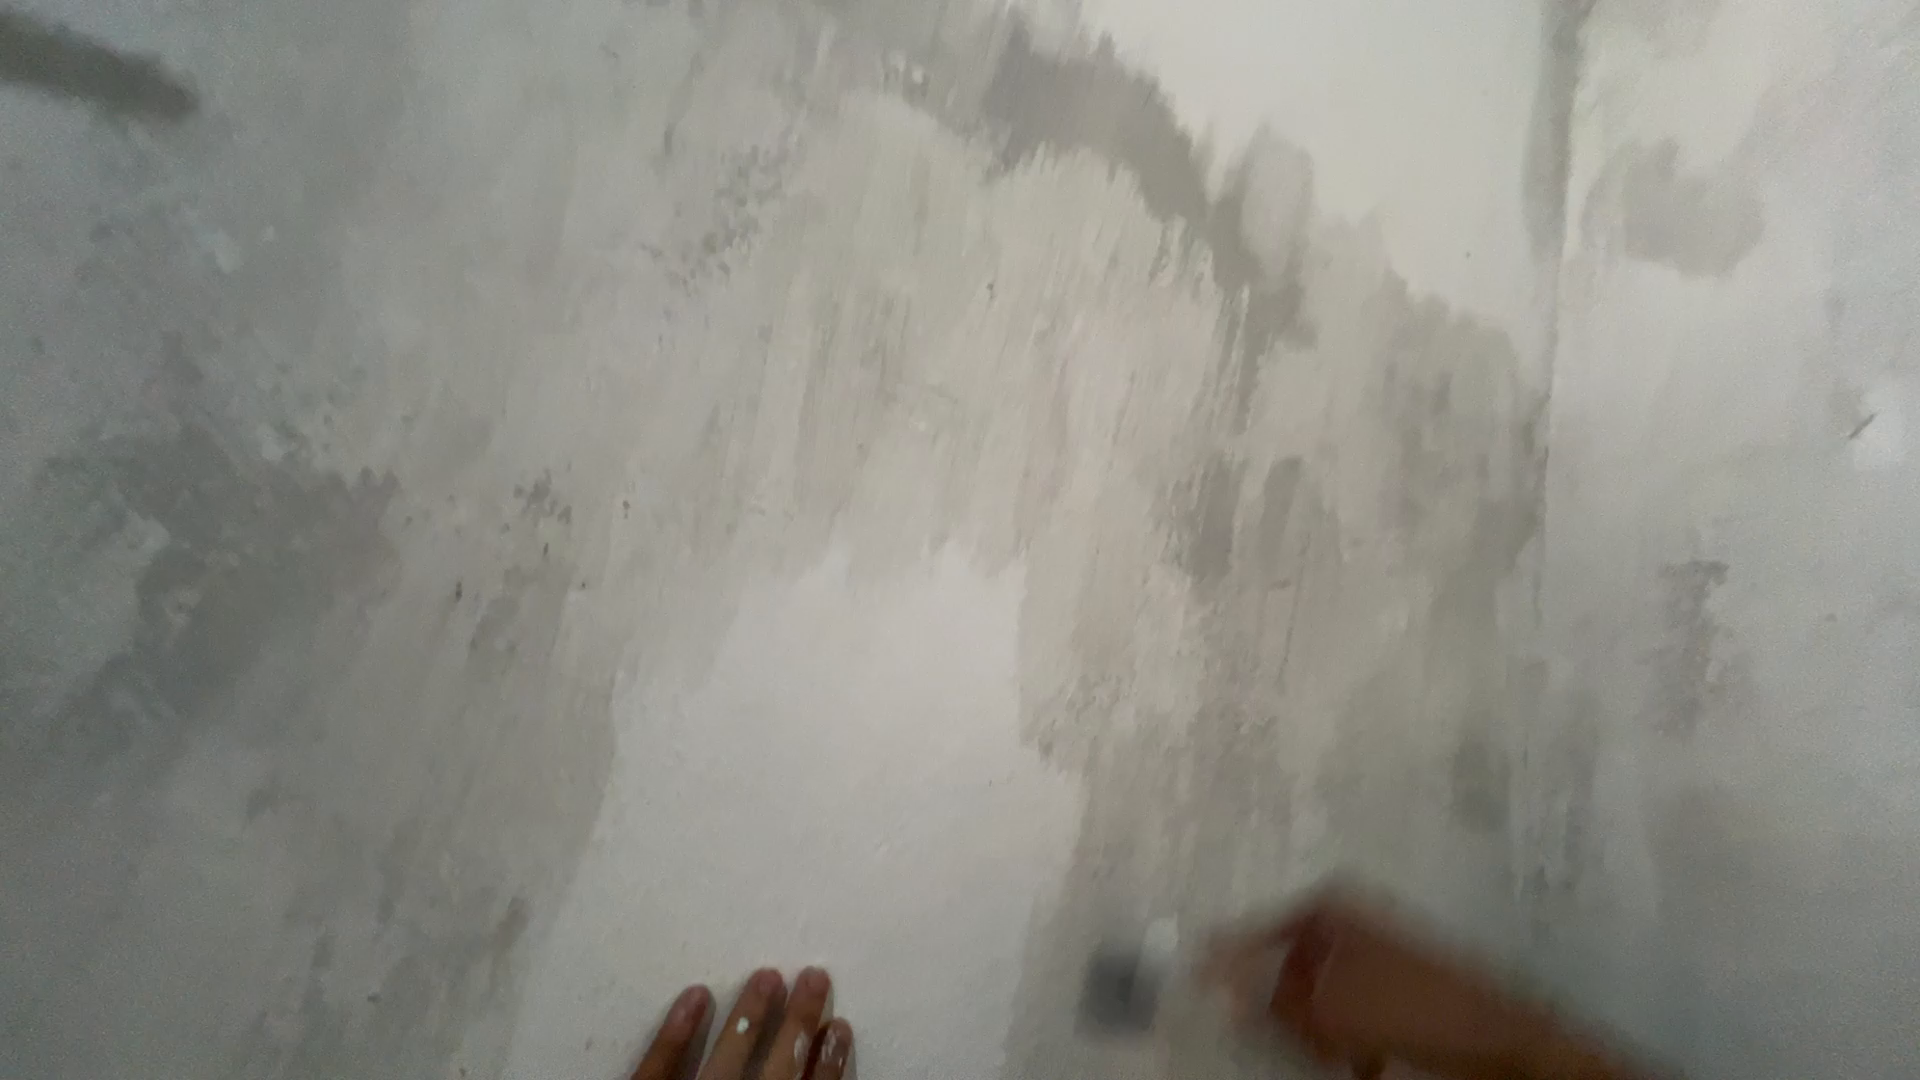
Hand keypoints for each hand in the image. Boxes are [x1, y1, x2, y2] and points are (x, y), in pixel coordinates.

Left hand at [630, 967, 852, 1079]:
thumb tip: (807, 1067)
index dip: (828, 1065)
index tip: (840, 1026)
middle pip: (778, 1070)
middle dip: (798, 1021)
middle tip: (815, 974)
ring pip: (726, 1062)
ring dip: (749, 1017)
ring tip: (767, 974)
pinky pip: (659, 1070)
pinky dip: (676, 1034)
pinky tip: (696, 994)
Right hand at [1202, 894, 1641, 1079]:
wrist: (1514, 1044)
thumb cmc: (1416, 1004)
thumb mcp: (1333, 1003)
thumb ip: (1266, 992)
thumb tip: (1206, 978)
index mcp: (1326, 903)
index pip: (1253, 926)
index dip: (1226, 957)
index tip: (1202, 987)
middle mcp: (1342, 917)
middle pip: (1279, 962)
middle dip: (1274, 1001)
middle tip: (1278, 1032)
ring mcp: (1366, 953)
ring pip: (1307, 993)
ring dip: (1304, 1026)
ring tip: (1324, 1052)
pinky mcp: (1386, 990)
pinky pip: (1338, 1011)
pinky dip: (1333, 1037)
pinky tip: (1347, 1058)